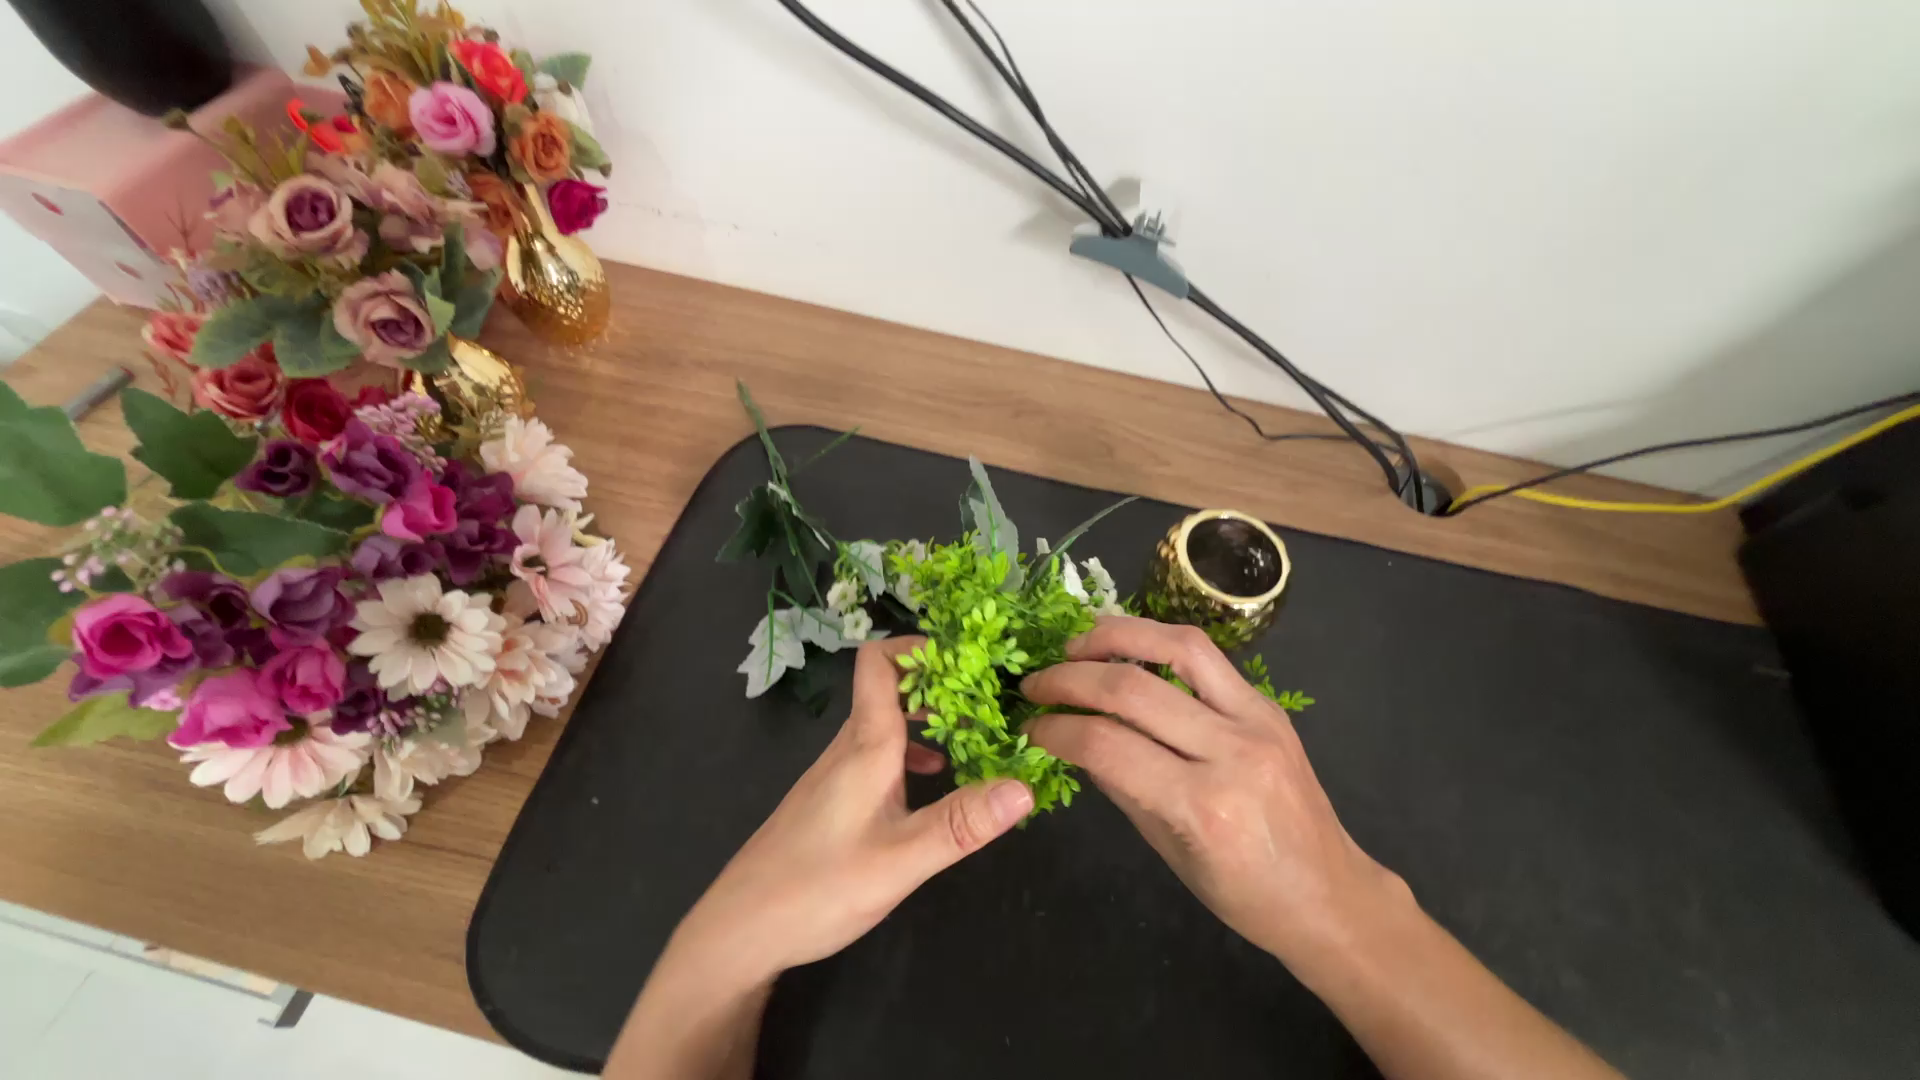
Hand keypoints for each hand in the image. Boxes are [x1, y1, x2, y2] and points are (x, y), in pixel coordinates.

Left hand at [671, 635, 1034, 983]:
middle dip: (937, 683)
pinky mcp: (831, 799)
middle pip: (888, 688)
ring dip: (925, 719)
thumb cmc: (818, 888)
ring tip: (970, 733)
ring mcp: (835, 773)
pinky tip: (930, 780)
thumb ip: (961, 824)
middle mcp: (848, 748)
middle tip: (985, 698)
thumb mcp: (900, 860)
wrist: (740, 929)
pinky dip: (908, 752)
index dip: (918, 647)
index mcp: (865, 746)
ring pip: (884, 723)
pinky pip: (876, 754)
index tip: (967, 659)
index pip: (879, 663)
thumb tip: (1024, 786)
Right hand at [1023, 616, 1406, 965]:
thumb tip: (1073, 737)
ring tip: (1076, 644)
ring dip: (1116, 634)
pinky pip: (1206, 657)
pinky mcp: (1269, 705)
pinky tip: (1126, 647)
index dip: (1055, 728)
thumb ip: (1119, 785)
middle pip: (1133, 687)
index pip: (1106, 744)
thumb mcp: (1166, 849)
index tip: (1028, 726)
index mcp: (1202, 806)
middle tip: (1036, 682)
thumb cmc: (1243, 894)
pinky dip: (1156, 642)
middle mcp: (1232, 751)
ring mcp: (1257, 720)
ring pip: (1177, 647)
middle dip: (1069, 676)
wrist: (1331, 896)